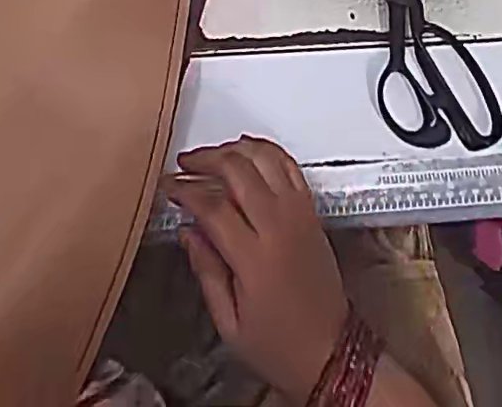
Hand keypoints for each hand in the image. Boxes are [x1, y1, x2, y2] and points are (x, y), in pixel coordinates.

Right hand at [164, 137, 348, 401]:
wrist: (332, 352)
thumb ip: (206, 271)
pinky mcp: (310, 209)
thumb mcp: (229, 324)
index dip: (185, 190)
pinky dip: (265, 149)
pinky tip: (247, 150)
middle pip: (237, 170)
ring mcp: (297, 213)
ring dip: (233, 149)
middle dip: (205, 159)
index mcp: (254, 258)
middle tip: (185, 165)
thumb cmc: (279, 345)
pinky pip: (288, 164)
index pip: (212, 206)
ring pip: (263, 158)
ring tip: (211, 155)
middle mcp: (278, 226)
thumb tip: (187, 231)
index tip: (169, 187)